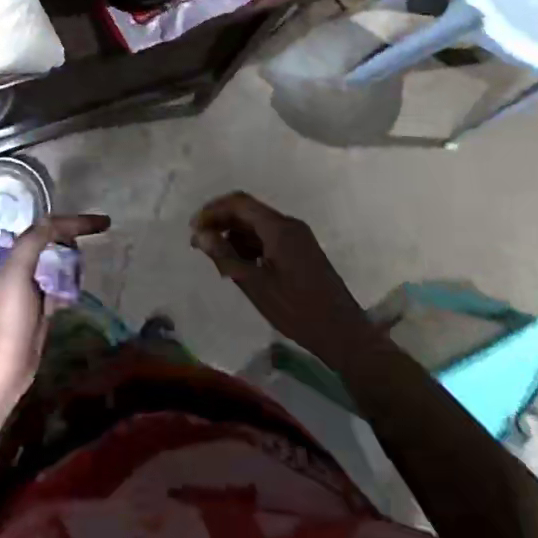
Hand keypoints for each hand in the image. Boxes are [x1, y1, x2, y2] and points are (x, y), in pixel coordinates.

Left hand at [0, 214, 109, 392]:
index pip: (45, 227)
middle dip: (73, 240)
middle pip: (52, 242)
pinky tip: (75, 294)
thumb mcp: (17, 273)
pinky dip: (69, 284)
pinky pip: (58, 286)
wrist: (4, 366)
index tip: (103, 223)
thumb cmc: (9, 319)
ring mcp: (29, 288)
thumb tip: (53, 222)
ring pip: (57, 264)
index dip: (73, 222)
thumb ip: (31, 243)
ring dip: (72, 263)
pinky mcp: (39, 308)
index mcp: (11, 256)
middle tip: (95, 245)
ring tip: (81, 274)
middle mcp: (19, 267)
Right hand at [190, 192, 368, 360]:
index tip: (193, 229)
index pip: (239, 203)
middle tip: (199, 243)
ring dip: (234, 235)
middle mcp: (289, 225)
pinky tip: (239, 265)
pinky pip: (269, 238)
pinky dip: (249, 245)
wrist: (344, 334)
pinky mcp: (301, 251)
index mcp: (279, 228)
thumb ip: (225, 256)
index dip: (212, 211)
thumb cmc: (297, 310)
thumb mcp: (255, 284)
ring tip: (217, 258)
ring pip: (258, 225)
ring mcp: (298, 238)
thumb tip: (200, 235)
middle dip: (221, 223)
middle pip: (248, 212)